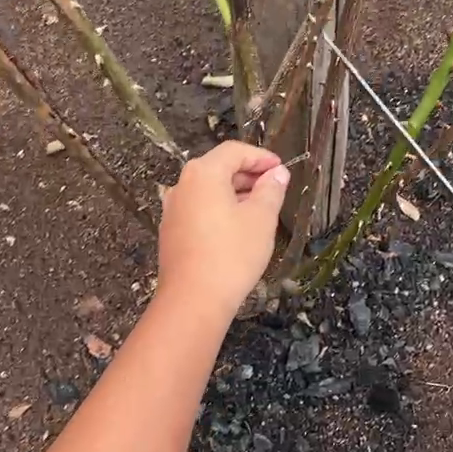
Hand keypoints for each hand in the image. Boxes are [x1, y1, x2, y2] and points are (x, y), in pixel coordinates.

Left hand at [156, 141, 289, 319]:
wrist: (193, 299)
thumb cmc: (232, 255)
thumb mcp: (261, 219)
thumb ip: (271, 190)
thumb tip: (277, 173)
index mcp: (203, 174)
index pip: (234, 151)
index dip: (261, 157)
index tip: (281, 168)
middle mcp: (182, 185)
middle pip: (218, 168)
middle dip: (248, 175)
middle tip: (274, 188)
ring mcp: (173, 209)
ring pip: (208, 191)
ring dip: (235, 194)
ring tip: (260, 209)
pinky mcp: (172, 232)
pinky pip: (199, 210)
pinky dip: (220, 210)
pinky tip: (237, 229)